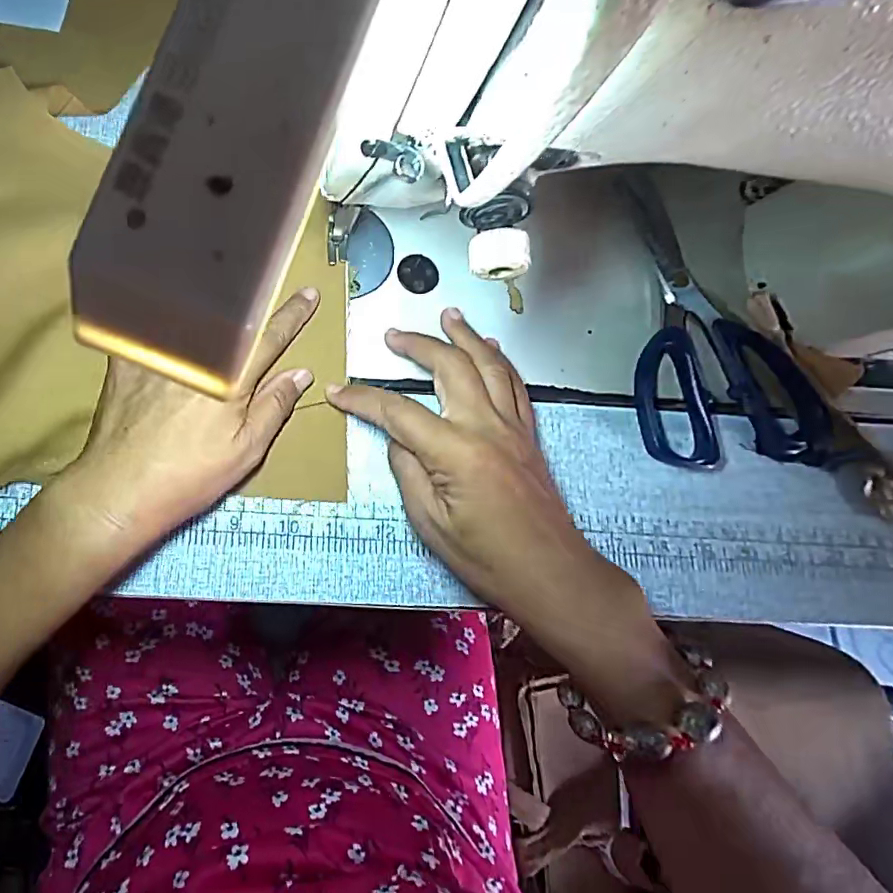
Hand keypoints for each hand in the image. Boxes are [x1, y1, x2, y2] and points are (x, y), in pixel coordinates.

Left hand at [54, 287, 322, 553]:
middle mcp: (196, 356)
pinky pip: (148, 327)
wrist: (119, 488)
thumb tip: (299, 375)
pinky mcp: (127, 360)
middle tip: (261, 288)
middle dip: (252, 302)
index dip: (293, 315)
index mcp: (231, 378)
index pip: (271, 338)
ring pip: (191, 316)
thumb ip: (274, 407)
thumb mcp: (244, 451)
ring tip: (220, 290)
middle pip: (231, 319)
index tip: (306, 295)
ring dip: (211, 303)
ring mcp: (159, 355)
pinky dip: (161, 316)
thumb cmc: (186, 477)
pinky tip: (163, 309)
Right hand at [324, 307, 586, 594]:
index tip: (338, 391)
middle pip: (450, 368)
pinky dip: (498, 361)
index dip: (363, 398)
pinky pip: (514, 385)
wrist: (554, 576)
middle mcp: (487, 428)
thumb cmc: (488, 559)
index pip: (397, 411)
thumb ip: (407, 470)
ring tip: (448, 316)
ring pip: (488, 366)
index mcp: (456, 451)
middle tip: (393, 335)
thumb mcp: (429, 522)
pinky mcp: (528, 436)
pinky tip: (489, 348)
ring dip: (465, 337)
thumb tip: (398, 439)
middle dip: (417, 345)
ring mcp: (513, 428)